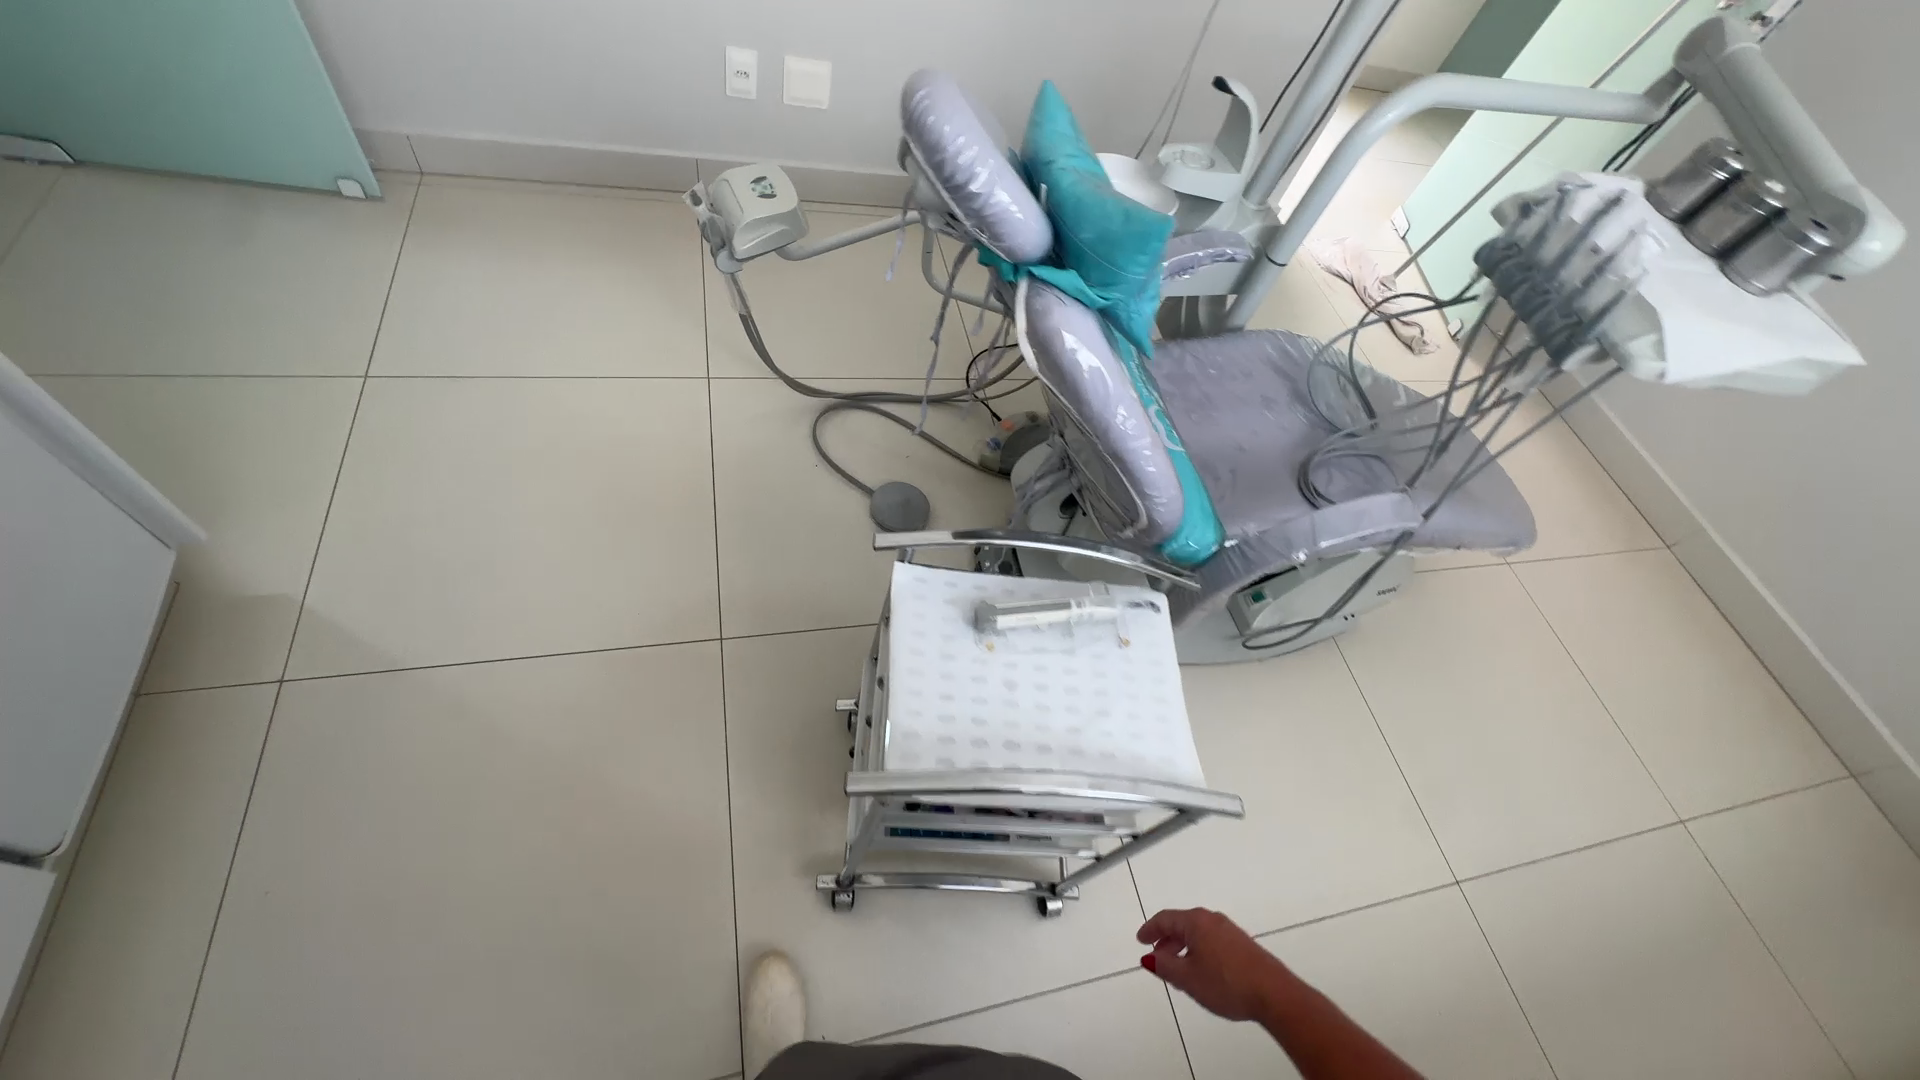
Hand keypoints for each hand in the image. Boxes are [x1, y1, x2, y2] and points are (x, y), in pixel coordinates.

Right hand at [1136, 908, 1296, 1022]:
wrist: (1274, 994)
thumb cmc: (1226, 983)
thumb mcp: (1187, 979)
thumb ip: (1164, 966)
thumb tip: (1148, 957)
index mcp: (1196, 922)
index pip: (1165, 919)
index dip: (1149, 929)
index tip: (1140, 940)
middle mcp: (1212, 919)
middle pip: (1182, 924)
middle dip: (1166, 940)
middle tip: (1156, 956)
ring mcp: (1230, 931)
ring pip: (1198, 934)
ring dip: (1183, 947)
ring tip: (1177, 969)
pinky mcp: (1243, 944)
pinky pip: (1211, 941)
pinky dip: (1199, 950)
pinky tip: (1201, 971)